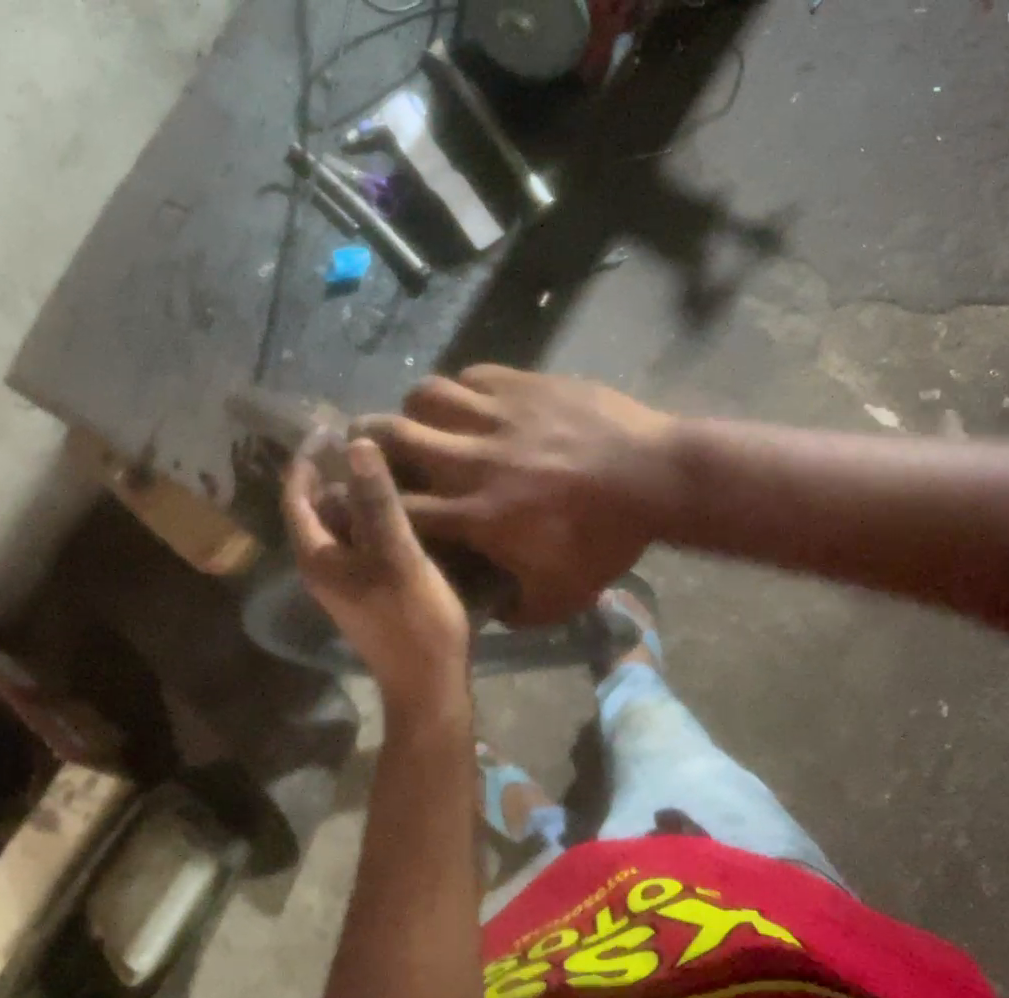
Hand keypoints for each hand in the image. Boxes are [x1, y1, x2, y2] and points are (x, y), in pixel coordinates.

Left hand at [283, 436, 471, 708]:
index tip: (328, 427)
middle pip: (318, 507)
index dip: (306, 460)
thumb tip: (356, 445)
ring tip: (388, 462)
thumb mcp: (396, 554)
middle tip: (365, 438)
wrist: (429, 681)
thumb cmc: (412, 619)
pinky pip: (361, 539)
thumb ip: (376, 500)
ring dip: (357, 494)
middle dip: (335, 473)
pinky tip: (402, 502)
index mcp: (317, 556)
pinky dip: (373, 516)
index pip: (296, 496)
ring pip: (342, 523)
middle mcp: (322, 564)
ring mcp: (344, 577)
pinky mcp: (367, 585)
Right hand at [361, 365, 678, 624]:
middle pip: (394, 437)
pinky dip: (460, 389)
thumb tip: (490, 610)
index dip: (361, 503)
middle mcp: (472, 461)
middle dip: (367, 440)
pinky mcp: (524, 386)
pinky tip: (469, 402)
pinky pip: (472, 376)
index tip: (349, 502)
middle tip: (364, 445)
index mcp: (475, 515)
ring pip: (426, 395)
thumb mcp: (562, 597)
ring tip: (419, 418)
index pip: (395, 507)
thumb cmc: (607, 541)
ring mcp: (497, 417)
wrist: (658, 479)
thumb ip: (516, 610)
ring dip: (413, 407)